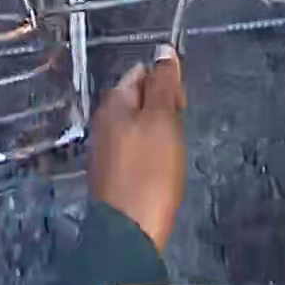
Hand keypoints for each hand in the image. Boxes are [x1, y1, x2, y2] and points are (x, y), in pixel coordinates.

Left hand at [89, 45, 184, 251]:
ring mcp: (106, 150)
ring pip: (138, 124)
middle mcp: (104, 122)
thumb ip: (163, 82)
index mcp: (113, 104)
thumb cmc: (148, 169)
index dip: (165, 80)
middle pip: (139, 97)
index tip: (180, 103)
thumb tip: (163, 49)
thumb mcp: (162, 118)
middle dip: (163, 105)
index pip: (142, 72)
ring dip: (158, 130)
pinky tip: (160, 168)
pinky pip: (135, 148)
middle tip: (177, 127)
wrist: (129, 236)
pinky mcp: (112, 175)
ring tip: (171, 150)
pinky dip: (150, 152)